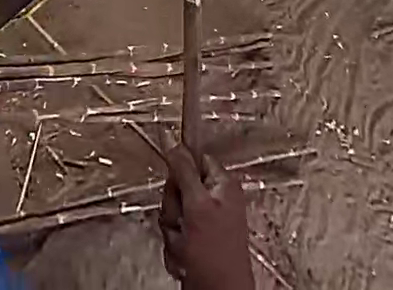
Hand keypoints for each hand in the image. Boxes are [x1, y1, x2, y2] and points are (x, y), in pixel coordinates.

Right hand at [158, 144, 254, 289]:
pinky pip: (172, 230)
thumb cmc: (214, 252)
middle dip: (173, 204)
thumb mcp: (197, 204)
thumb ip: (183, 170)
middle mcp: (214, 200)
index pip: (194, 158)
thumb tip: (169, 136)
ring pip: (171, 209)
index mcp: (223, 185)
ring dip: (172, 227)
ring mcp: (203, 222)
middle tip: (184, 220)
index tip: (176, 182)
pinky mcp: (194, 240)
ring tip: (186, 244)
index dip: (180, 168)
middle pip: (177, 184)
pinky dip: (174, 244)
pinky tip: (185, 257)